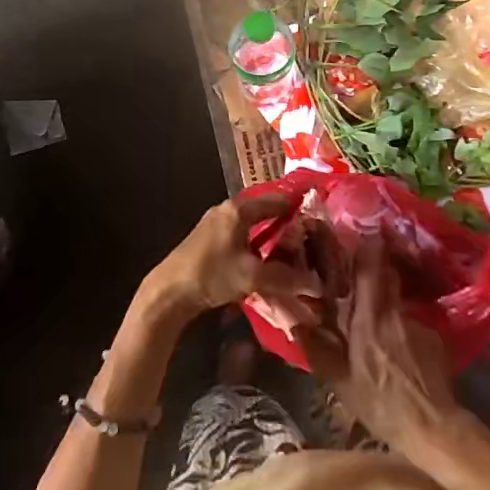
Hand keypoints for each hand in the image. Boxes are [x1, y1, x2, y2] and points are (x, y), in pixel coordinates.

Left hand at [145, 193, 319, 324]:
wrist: (169, 290)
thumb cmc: (211, 274)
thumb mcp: (252, 277)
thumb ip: (285, 278)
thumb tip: (315, 285)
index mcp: (238, 210)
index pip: (276, 200)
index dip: (299, 206)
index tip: (320, 218)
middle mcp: (227, 210)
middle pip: (265, 210)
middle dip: (288, 222)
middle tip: (312, 236)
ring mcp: (216, 223)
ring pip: (253, 223)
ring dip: (272, 234)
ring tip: (296, 249)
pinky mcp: (210, 239)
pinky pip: (242, 234)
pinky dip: (258, 242)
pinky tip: (269, 258)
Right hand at [299, 235, 459, 451]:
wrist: (433, 428)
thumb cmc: (380, 404)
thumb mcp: (340, 381)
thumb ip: (316, 348)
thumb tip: (292, 321)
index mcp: (370, 320)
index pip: (370, 271)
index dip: (366, 247)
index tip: (358, 229)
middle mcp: (395, 313)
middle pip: (386, 276)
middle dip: (374, 264)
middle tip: (358, 261)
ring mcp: (418, 323)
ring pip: (397, 298)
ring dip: (385, 298)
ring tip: (375, 310)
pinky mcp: (434, 336)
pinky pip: (411, 318)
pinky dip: (400, 322)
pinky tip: (398, 342)